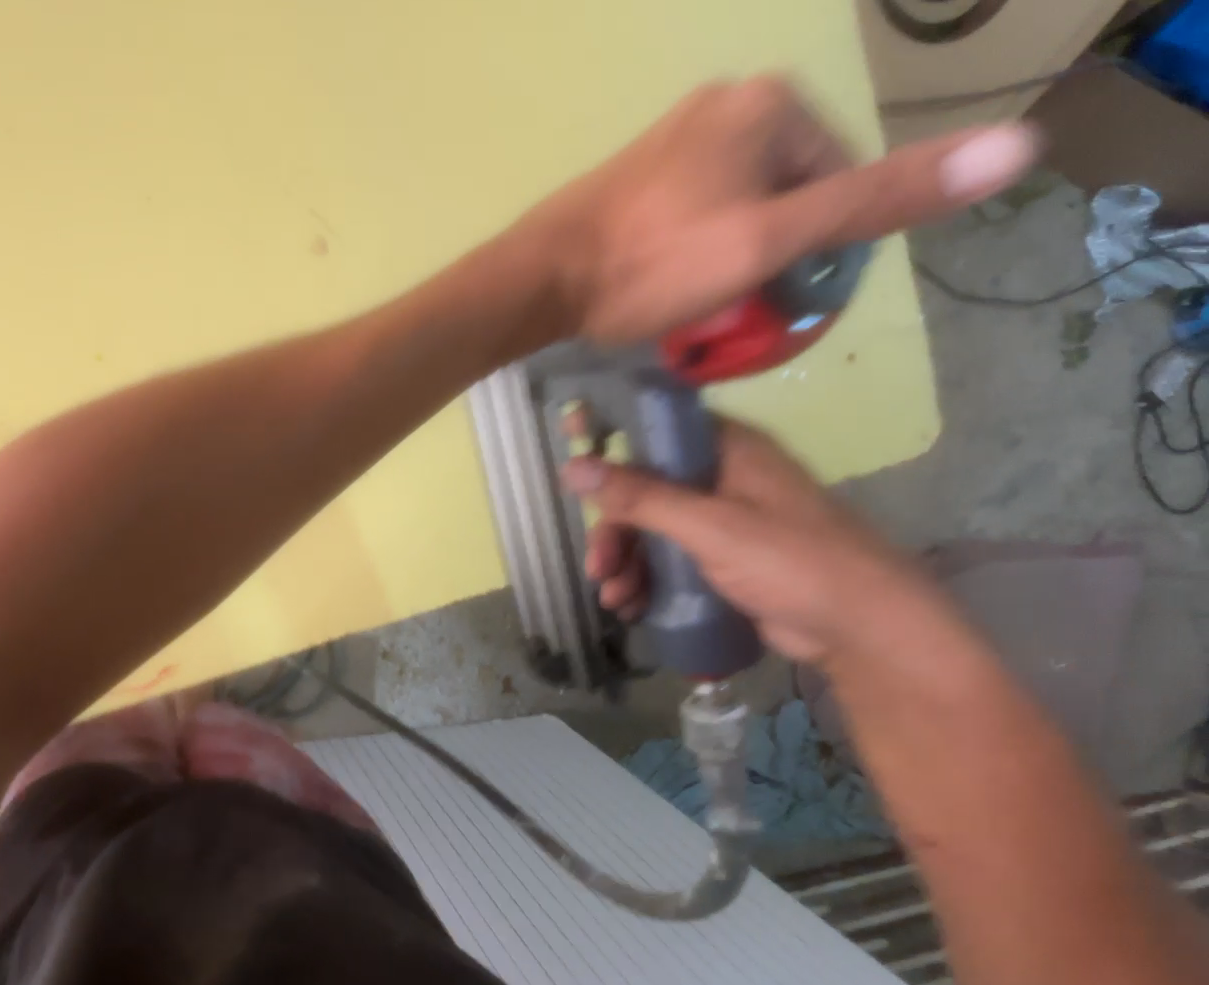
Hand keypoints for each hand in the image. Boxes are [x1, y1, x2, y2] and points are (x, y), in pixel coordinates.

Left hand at [493, 76, 1036, 346]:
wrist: (537, 281)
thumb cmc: (653, 264)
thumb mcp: (774, 238)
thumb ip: (880, 198)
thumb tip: (1023, 143)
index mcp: (768, 104)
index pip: (841, 176)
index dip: (818, 246)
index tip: (773, 292)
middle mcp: (721, 106)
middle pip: (791, 190)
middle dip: (775, 252)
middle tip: (734, 306)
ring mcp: (672, 139)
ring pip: (742, 205)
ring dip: (736, 257)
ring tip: (699, 302)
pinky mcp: (637, 175)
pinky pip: (696, 212)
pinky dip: (696, 249)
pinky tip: (668, 284)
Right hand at [562, 419, 943, 664]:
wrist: (862, 628)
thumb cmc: (791, 560)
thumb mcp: (708, 526)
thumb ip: (639, 497)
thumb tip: (571, 467)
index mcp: (728, 451)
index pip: (658, 428)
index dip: (612, 436)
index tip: (574, 454)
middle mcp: (724, 479)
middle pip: (645, 490)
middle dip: (615, 531)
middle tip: (599, 568)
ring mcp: (725, 522)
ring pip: (654, 530)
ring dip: (627, 563)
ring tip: (617, 601)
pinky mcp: (727, 561)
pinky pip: (672, 560)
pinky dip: (648, 580)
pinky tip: (634, 607)